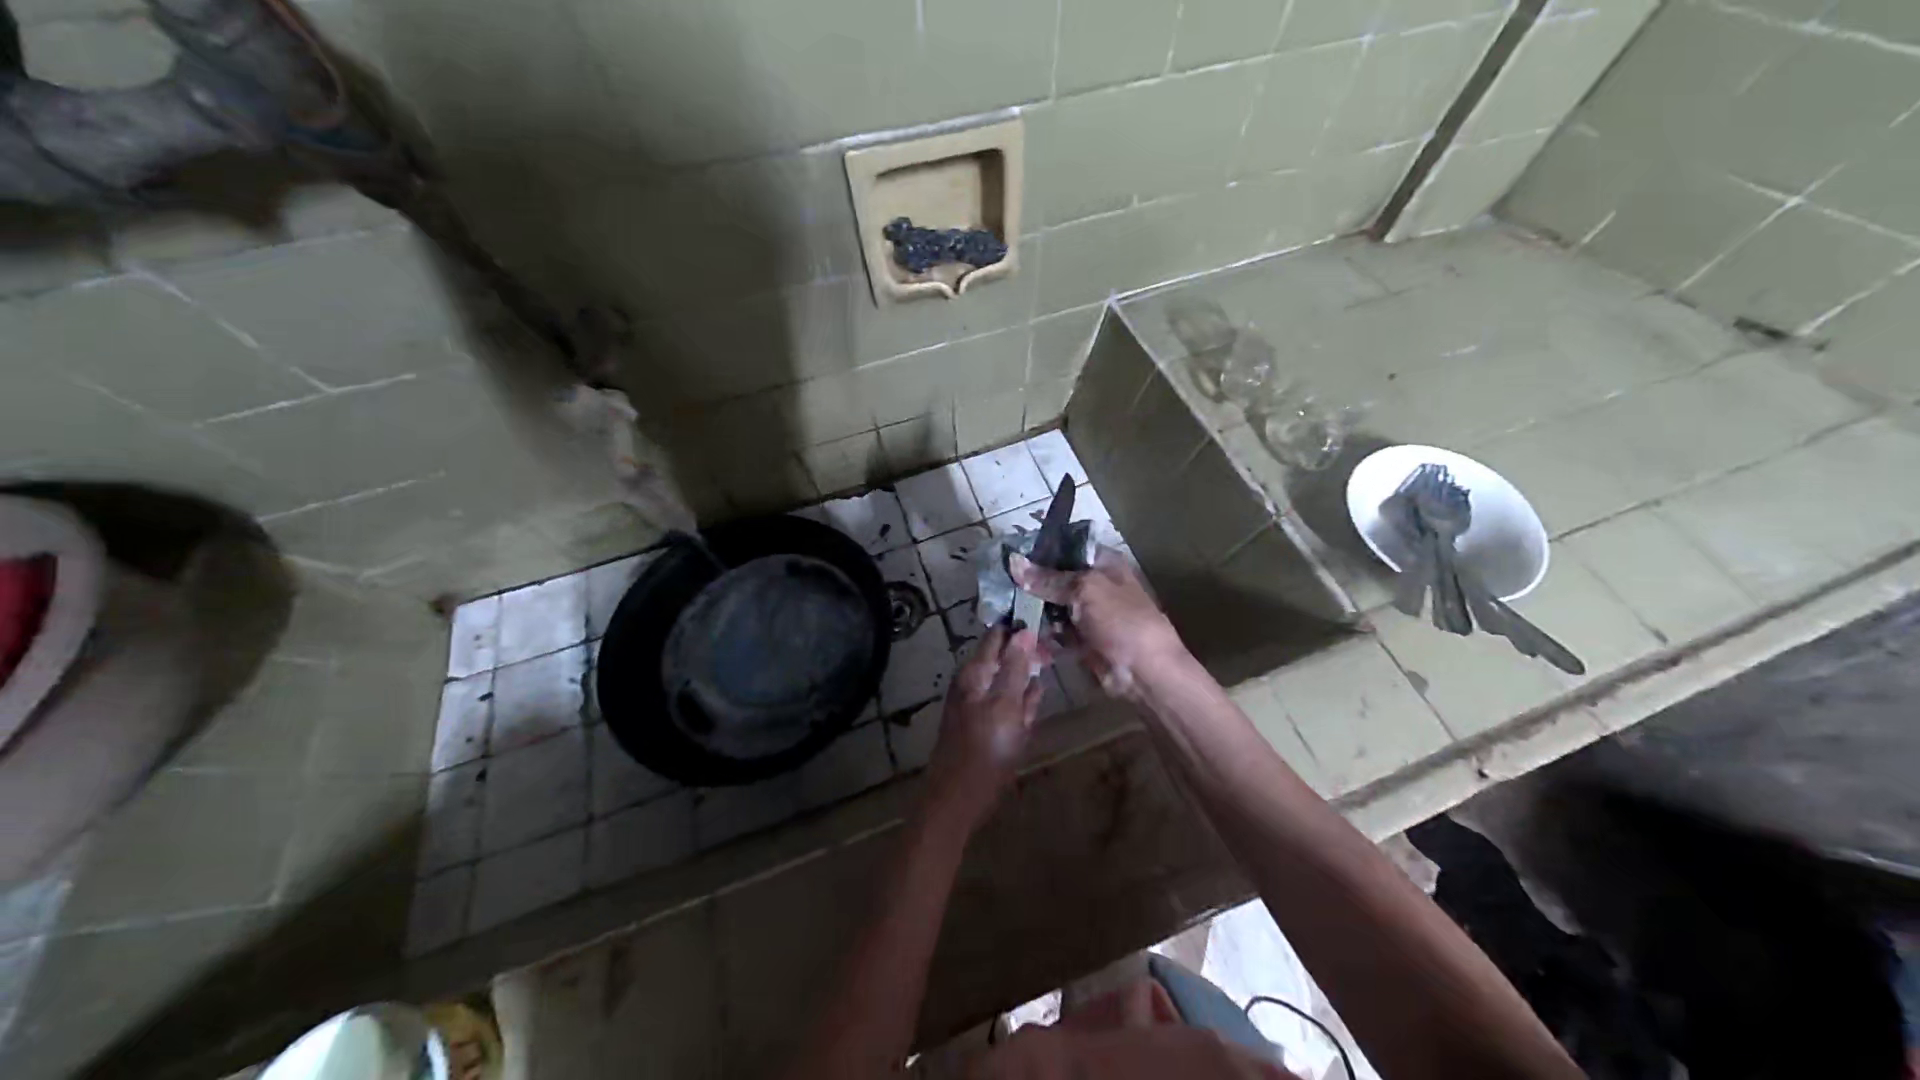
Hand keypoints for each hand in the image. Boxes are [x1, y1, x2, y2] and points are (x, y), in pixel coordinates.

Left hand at [924, 624, 1043, 829]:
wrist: (959, 799)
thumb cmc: (985, 750)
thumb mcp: (1005, 705)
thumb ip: (1015, 668)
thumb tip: (1024, 632)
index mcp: (975, 673)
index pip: (997, 636)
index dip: (1020, 627)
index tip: (1046, 621)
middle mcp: (973, 684)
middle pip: (1002, 658)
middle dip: (1026, 652)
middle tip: (1053, 652)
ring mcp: (977, 706)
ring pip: (1005, 681)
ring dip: (1025, 675)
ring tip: (1047, 665)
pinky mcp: (984, 727)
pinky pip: (1005, 704)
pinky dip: (1020, 700)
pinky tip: (1034, 699)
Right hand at [1008, 548, 1188, 700]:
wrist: (1143, 671)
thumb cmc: (1121, 620)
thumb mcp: (1085, 589)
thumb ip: (1048, 578)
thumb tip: (1014, 562)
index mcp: (1102, 564)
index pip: (1066, 548)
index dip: (1040, 552)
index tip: (1010, 556)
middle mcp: (1094, 585)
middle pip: (1055, 579)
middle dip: (1030, 585)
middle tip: (998, 586)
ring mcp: (1086, 614)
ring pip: (1051, 607)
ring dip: (1032, 612)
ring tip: (1003, 613)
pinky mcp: (1080, 640)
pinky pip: (1053, 633)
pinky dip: (1039, 636)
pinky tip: (1018, 636)